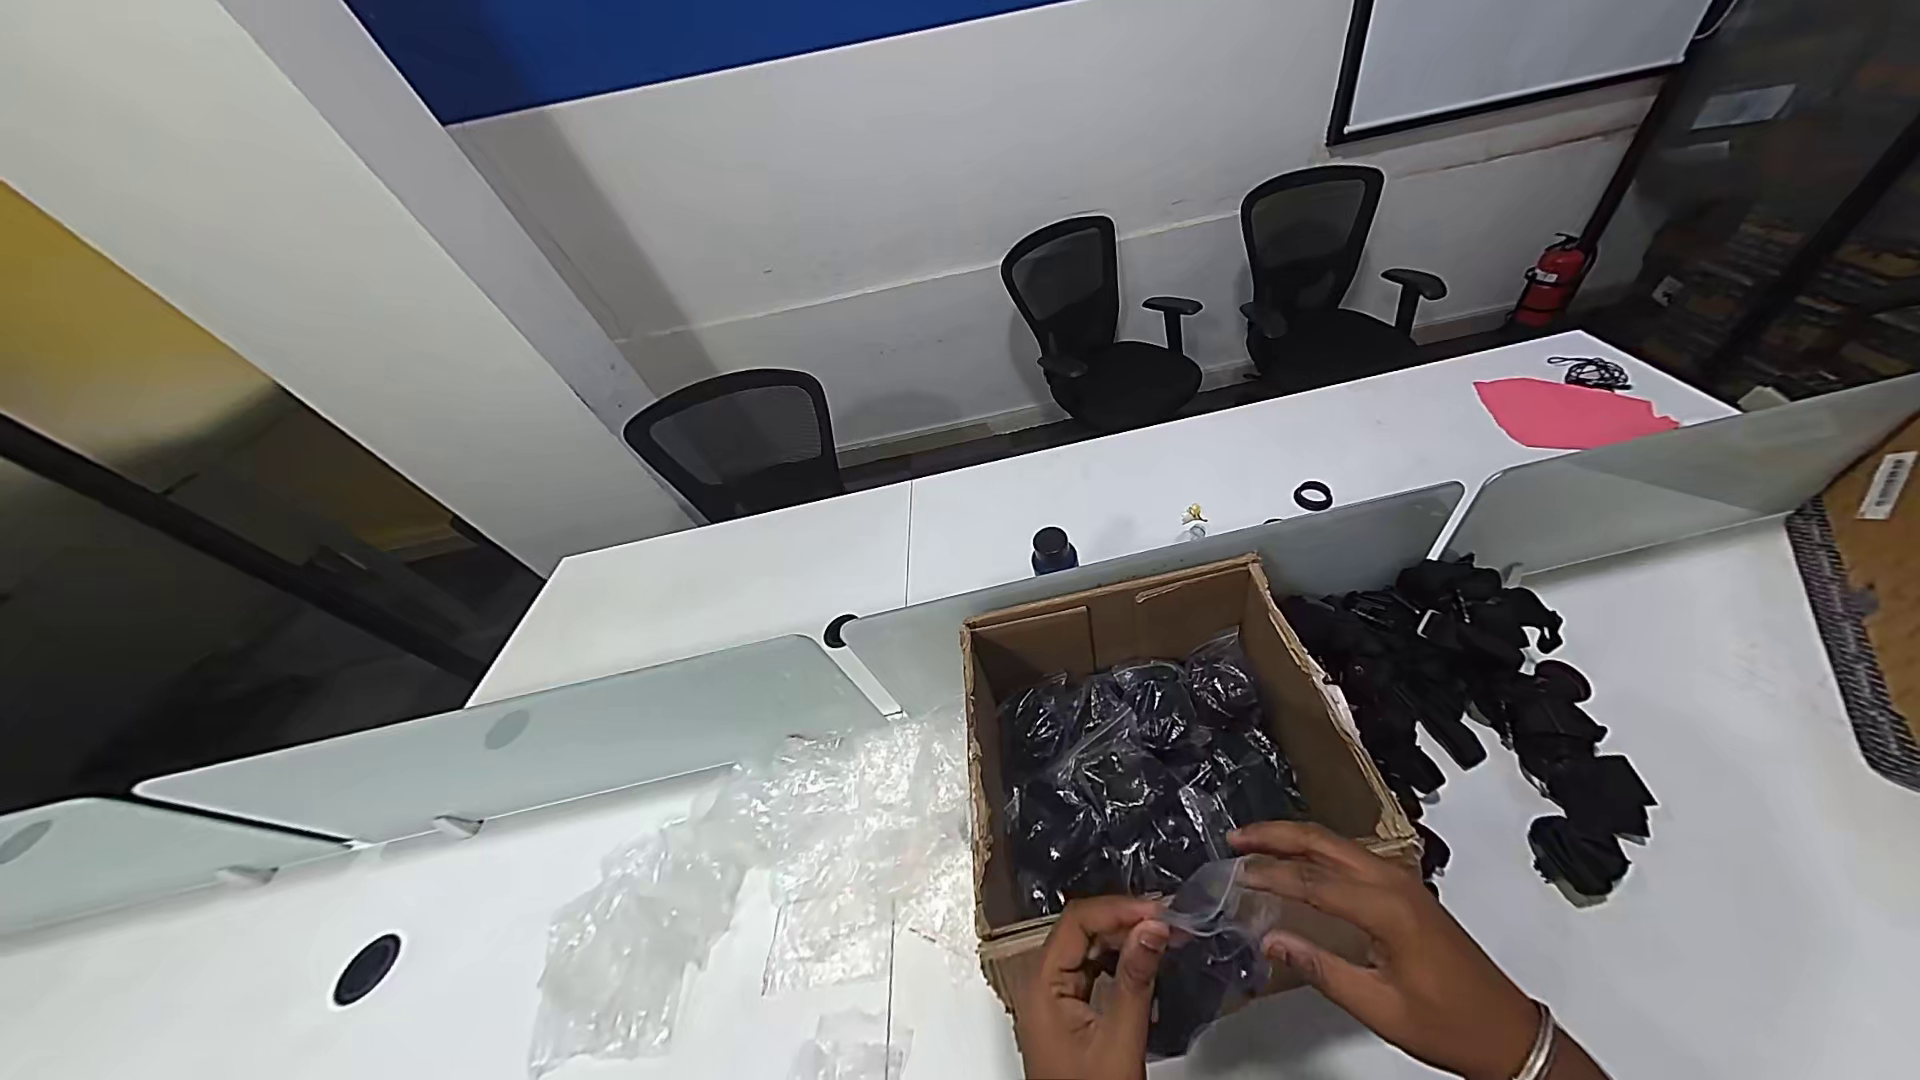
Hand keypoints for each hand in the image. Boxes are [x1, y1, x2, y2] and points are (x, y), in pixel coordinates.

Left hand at [1014, 896, 1168, 1079]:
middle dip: (1124, 921)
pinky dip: (1120, 963)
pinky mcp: (1070, 1010)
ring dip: (1124, 939)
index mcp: (1041, 980)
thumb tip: (1153, 927)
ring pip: (1089, 948)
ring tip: (1161, 936)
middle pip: (1082, 930)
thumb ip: (1136, 980)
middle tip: (1166, 920)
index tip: (1156, 911)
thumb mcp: (1119, 1041)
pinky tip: (1144, 962)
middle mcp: (1042, 980)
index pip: (1077, 921)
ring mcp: (1055, 995)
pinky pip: (1094, 971)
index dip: (1117, 909)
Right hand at [1229, 822, 1539, 1079]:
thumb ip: (1321, 969)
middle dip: (1272, 835)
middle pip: (1319, 840)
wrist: (1513, 1036)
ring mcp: (1398, 879)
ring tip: (1252, 841)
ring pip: (1332, 840)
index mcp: (1387, 908)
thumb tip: (1269, 940)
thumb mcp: (1382, 1009)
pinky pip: (1345, 852)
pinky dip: (1310, 847)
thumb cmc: (1452, 1026)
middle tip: (1235, 839)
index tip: (1235, 875)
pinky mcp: (1401, 886)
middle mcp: (1391, 881)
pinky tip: (1292, 857)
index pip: (1311, 879)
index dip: (1268, 874)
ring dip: (1289, 836)